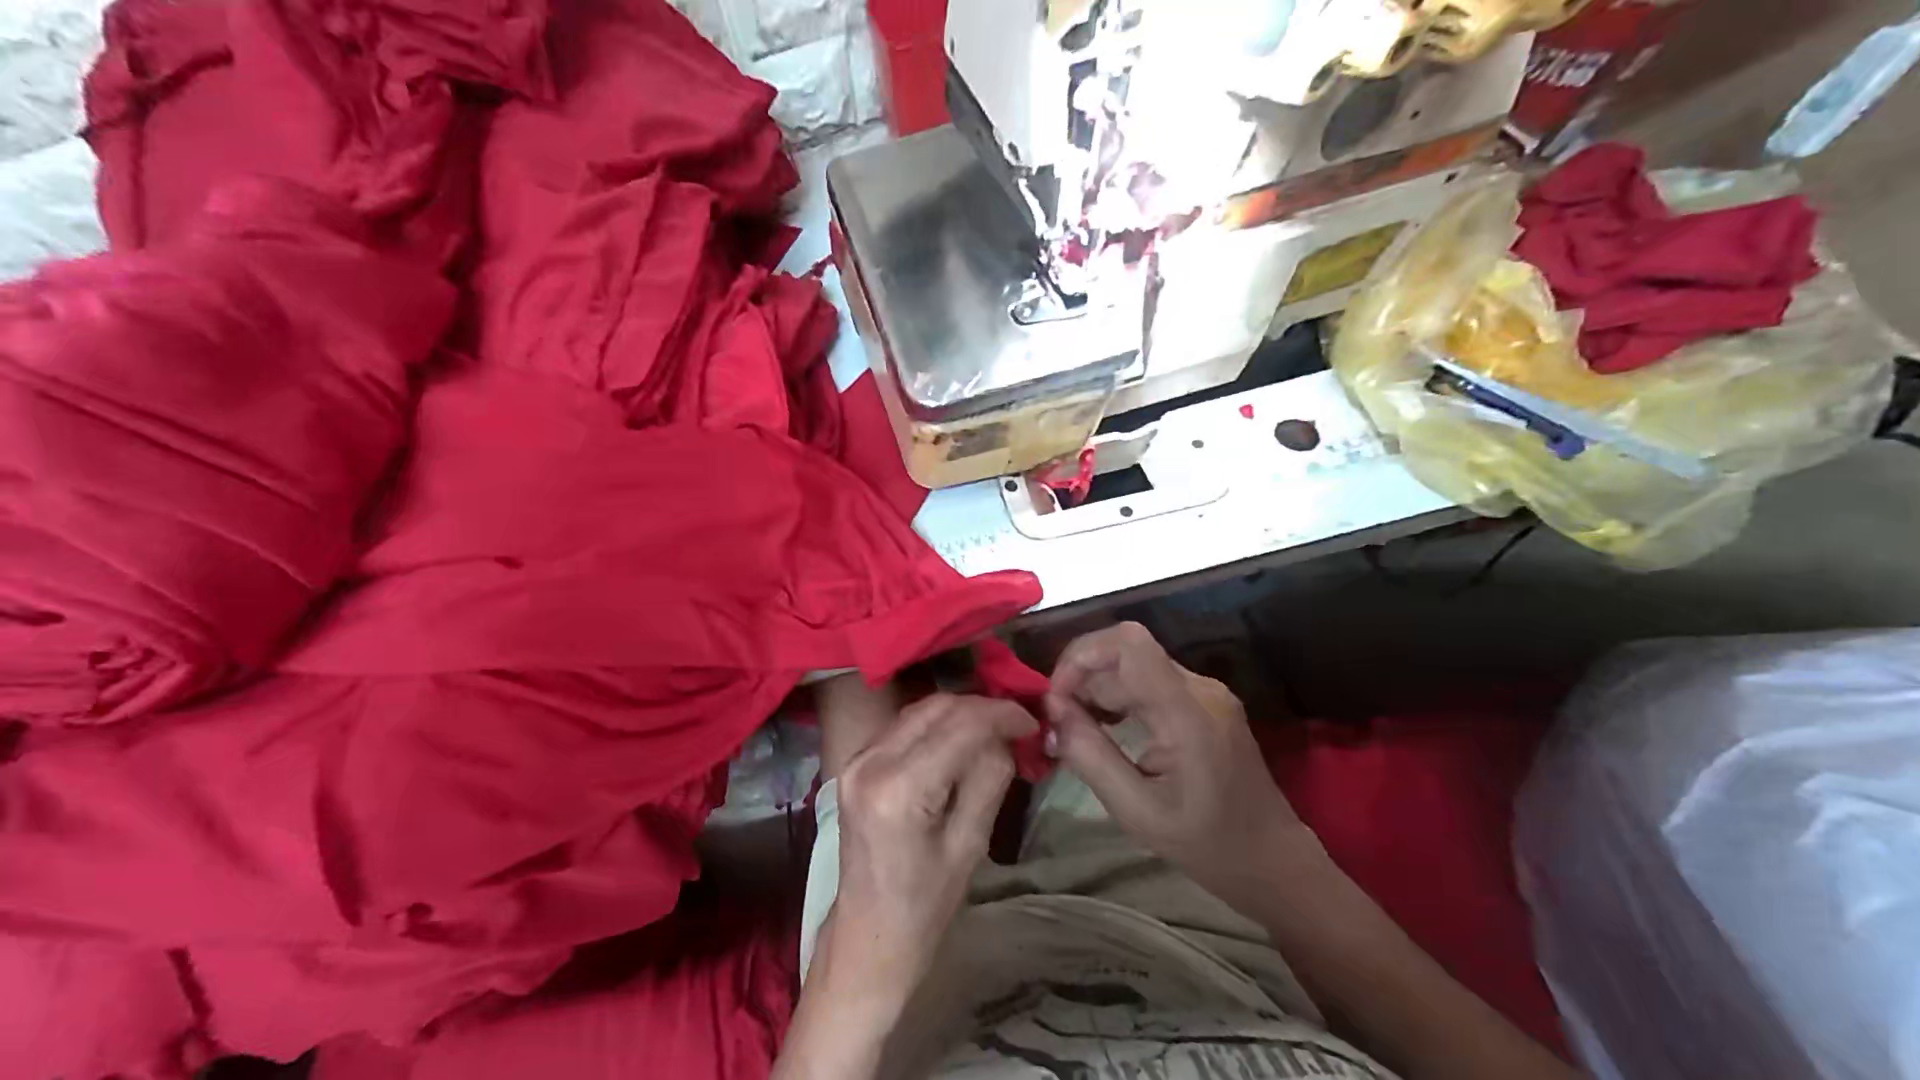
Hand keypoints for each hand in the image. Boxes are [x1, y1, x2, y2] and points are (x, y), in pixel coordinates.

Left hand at [817, 693, 1037, 1016]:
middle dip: (983, 708)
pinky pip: (904, 726)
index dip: (1002, 715)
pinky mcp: (855, 762)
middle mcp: (870, 761)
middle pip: (938, 707)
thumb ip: (990, 778)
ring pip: (920, 710)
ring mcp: (856, 759)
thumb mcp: (971, 842)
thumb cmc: (925, 903)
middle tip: (1017, 726)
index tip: (1033, 722)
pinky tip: (961, 739)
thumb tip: (1006, 735)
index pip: (961, 725)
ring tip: (995, 731)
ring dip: (961, 713)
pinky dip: (937, 724)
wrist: (868, 933)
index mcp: (899, 788)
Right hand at [1045, 622, 1313, 905]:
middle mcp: (1198, 688)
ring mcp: (1204, 693)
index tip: (1056, 697)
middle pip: (1126, 652)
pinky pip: (1149, 682)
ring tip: (1074, 728)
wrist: (1271, 860)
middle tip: (1057, 722)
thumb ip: (1090, 755)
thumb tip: (1052, 711)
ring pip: (1134, 665)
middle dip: (1081, 677)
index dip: (1082, 655)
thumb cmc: (1206, 844)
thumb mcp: (1136, 811)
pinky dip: (1117, 696)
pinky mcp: (1203, 703)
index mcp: (1187, 711)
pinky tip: (1103, 726)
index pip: (1129, 643)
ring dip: (1096, 687)